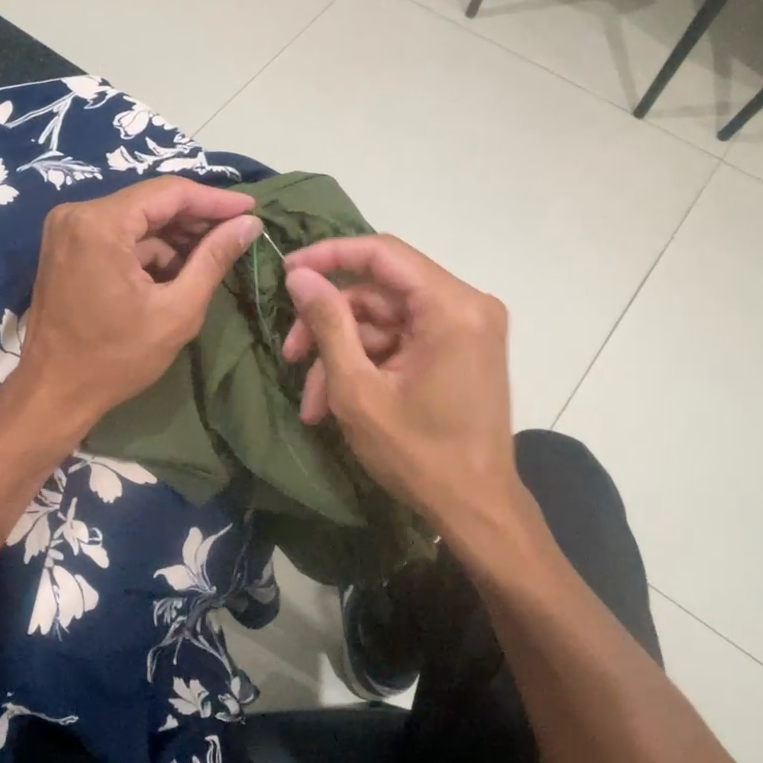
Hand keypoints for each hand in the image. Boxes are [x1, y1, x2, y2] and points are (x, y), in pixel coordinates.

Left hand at [16, 176, 260, 425]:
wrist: (54, 391)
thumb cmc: (116, 358)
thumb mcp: (177, 311)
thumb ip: (213, 260)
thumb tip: (249, 224)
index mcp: (100, 224)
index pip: (169, 192)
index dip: (215, 200)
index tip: (252, 209)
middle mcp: (78, 213)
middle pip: (151, 201)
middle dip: (196, 218)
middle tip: (238, 232)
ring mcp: (67, 228)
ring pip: (136, 218)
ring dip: (173, 236)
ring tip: (213, 255)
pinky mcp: (66, 245)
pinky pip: (118, 234)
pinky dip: (148, 249)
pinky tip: (176, 270)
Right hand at [280, 235, 518, 527]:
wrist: (476, 509)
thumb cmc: (418, 454)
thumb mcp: (358, 390)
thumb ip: (328, 324)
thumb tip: (299, 276)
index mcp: (452, 307)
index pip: (382, 253)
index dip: (329, 256)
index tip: (286, 273)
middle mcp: (467, 305)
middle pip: (379, 291)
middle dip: (330, 324)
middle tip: (289, 356)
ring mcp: (465, 327)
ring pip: (384, 320)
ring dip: (342, 355)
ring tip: (312, 403)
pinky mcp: (459, 348)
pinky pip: (401, 340)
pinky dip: (367, 365)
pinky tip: (334, 403)